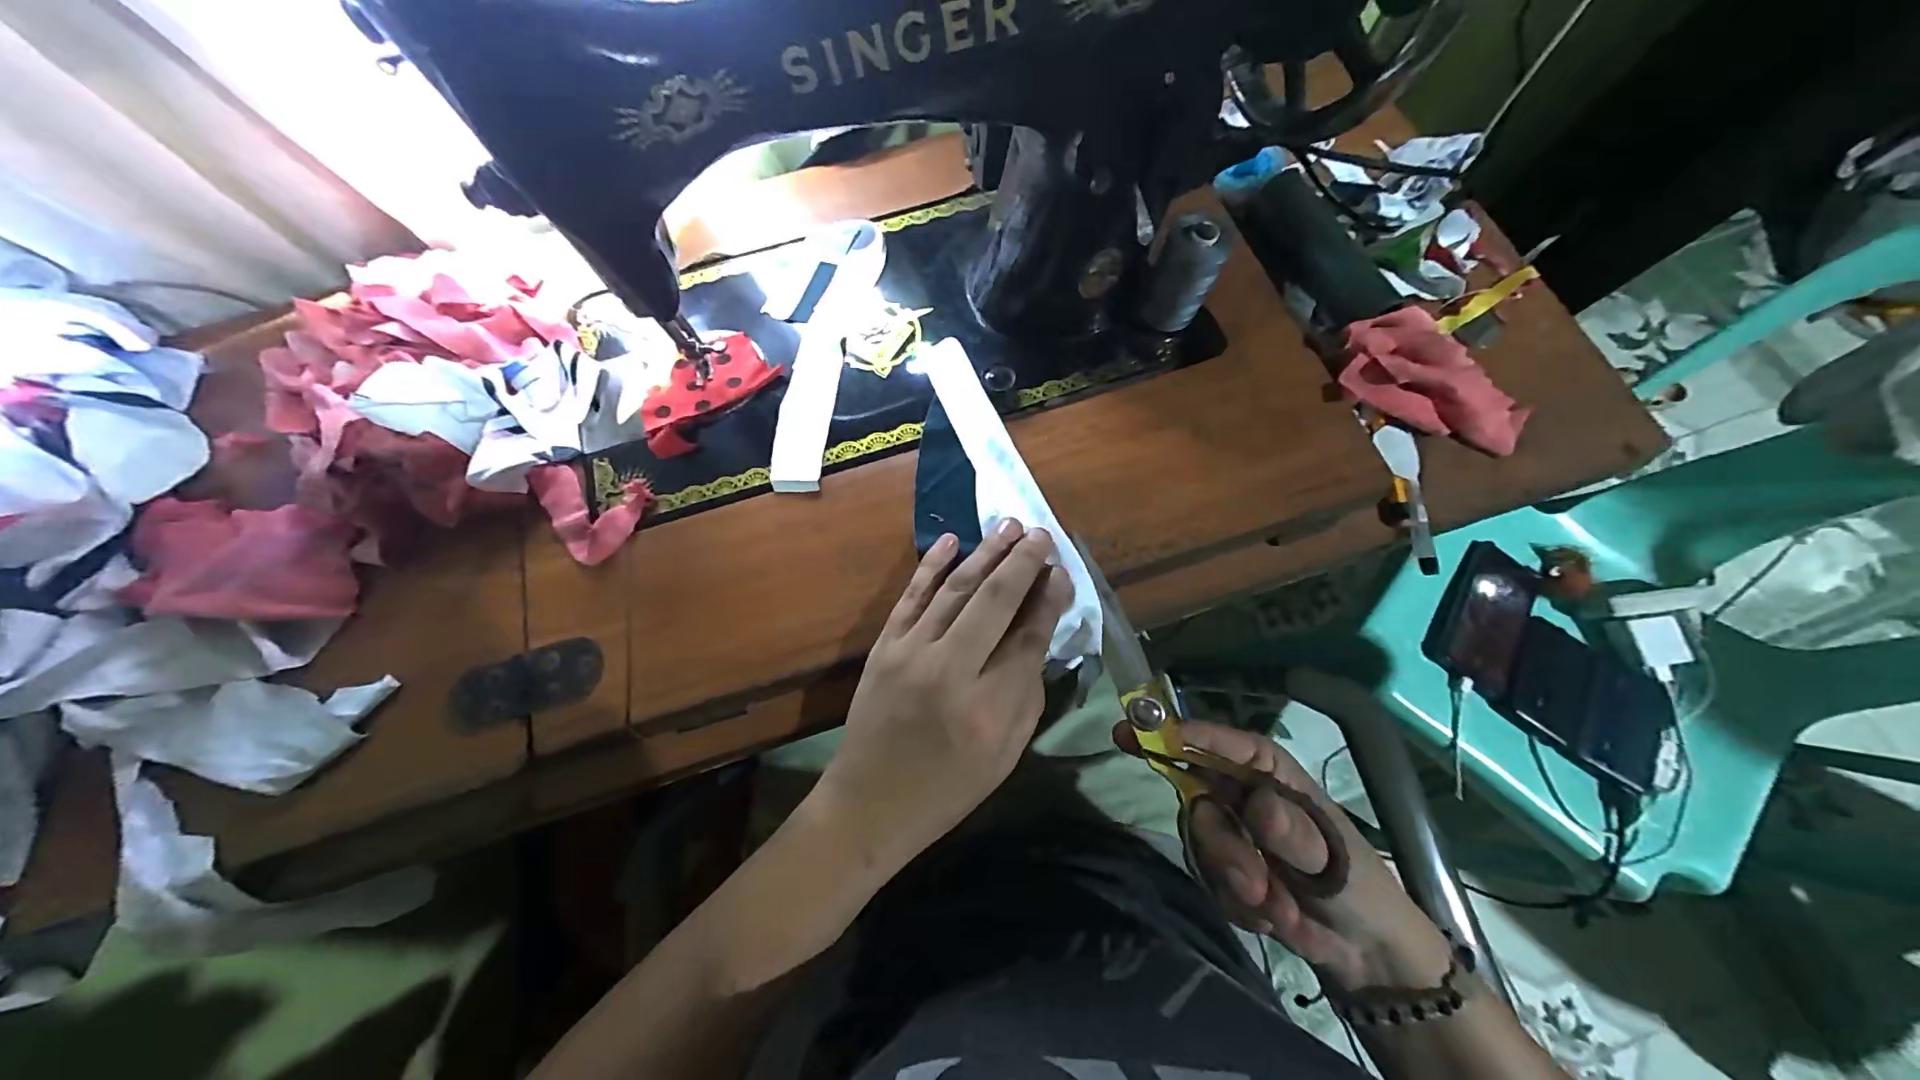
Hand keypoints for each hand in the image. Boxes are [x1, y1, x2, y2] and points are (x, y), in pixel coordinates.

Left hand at [814, 520, 1072, 872]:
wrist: (869, 802)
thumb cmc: (947, 788)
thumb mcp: (1005, 756)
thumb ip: (1027, 694)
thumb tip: (1039, 636)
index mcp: (989, 709)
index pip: (1029, 638)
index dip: (1050, 601)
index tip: (1062, 574)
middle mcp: (951, 672)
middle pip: (995, 602)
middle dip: (1023, 563)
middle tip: (1042, 534)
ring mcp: (911, 653)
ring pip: (955, 590)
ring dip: (985, 554)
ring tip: (1009, 526)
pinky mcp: (884, 647)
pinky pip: (911, 597)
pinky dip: (931, 566)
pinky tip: (951, 541)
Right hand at [1118, 721, 1451, 991]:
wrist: (1364, 952)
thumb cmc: (1358, 885)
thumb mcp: (1335, 861)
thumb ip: (1295, 834)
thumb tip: (1259, 804)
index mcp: (1271, 774)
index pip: (1224, 745)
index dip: (1184, 734)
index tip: (1144, 731)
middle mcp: (1241, 794)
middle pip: (1199, 797)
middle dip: (1222, 845)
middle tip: (1255, 884)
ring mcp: (1228, 830)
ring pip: (1201, 841)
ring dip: (1236, 881)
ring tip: (1278, 910)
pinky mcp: (1220, 867)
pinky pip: (1208, 879)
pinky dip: (1240, 905)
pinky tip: (1273, 919)